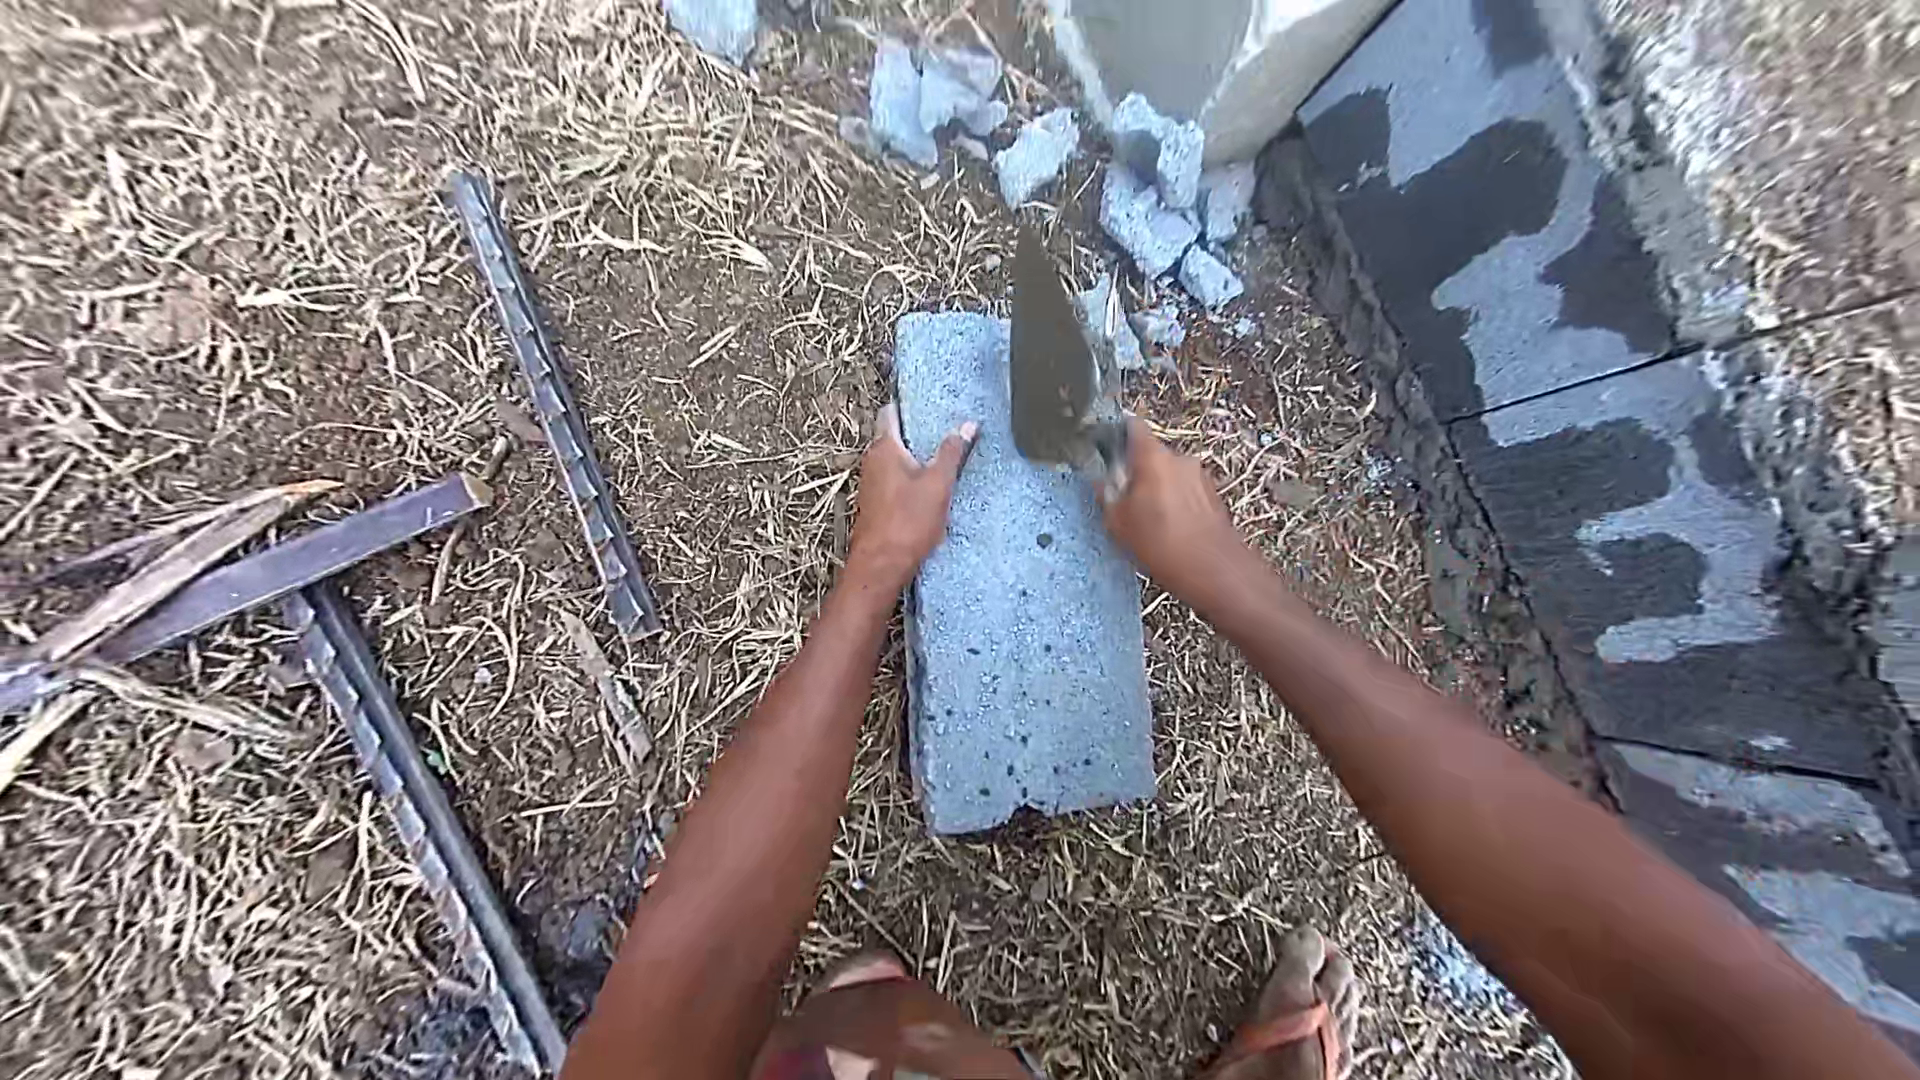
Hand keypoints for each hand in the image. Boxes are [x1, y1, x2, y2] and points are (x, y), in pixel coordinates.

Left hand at [847, 404, 978, 591]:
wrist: (881, 565)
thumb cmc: (907, 523)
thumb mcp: (939, 484)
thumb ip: (952, 453)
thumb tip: (967, 426)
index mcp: (884, 449)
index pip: (890, 413)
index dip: (907, 406)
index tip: (927, 404)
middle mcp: (871, 462)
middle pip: (893, 437)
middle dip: (916, 434)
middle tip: (944, 433)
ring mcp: (870, 484)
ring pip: (893, 461)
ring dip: (913, 459)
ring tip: (940, 462)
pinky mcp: (874, 504)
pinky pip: (892, 481)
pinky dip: (908, 479)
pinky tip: (927, 491)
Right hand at [1100, 416, 1247, 607]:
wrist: (1214, 571)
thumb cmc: (1164, 545)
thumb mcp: (1117, 522)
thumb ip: (1106, 494)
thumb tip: (1101, 482)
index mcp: (1153, 457)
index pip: (1132, 427)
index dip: (1115, 435)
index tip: (1105, 450)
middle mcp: (1180, 459)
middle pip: (1149, 455)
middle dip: (1134, 473)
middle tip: (1121, 500)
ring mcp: (1200, 476)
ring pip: (1167, 474)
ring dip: (1155, 490)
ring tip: (1145, 522)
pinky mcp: (1212, 495)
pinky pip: (1184, 490)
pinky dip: (1173, 503)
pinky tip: (1166, 530)